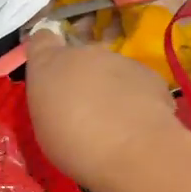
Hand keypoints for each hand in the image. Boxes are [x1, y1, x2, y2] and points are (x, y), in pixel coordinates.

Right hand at [24, 27, 184, 191]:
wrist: (131, 150)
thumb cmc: (73, 144)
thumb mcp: (45, 127)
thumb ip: (51, 102)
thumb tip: (61, 99)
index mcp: (48, 64)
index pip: (41, 40)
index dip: (46, 52)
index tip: (50, 73)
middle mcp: (83, 53)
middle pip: (79, 57)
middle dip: (81, 77)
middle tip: (84, 109)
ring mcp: (119, 59)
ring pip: (110, 69)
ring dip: (110, 87)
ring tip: (115, 121)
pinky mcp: (149, 73)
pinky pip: (137, 82)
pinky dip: (136, 97)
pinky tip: (138, 123)